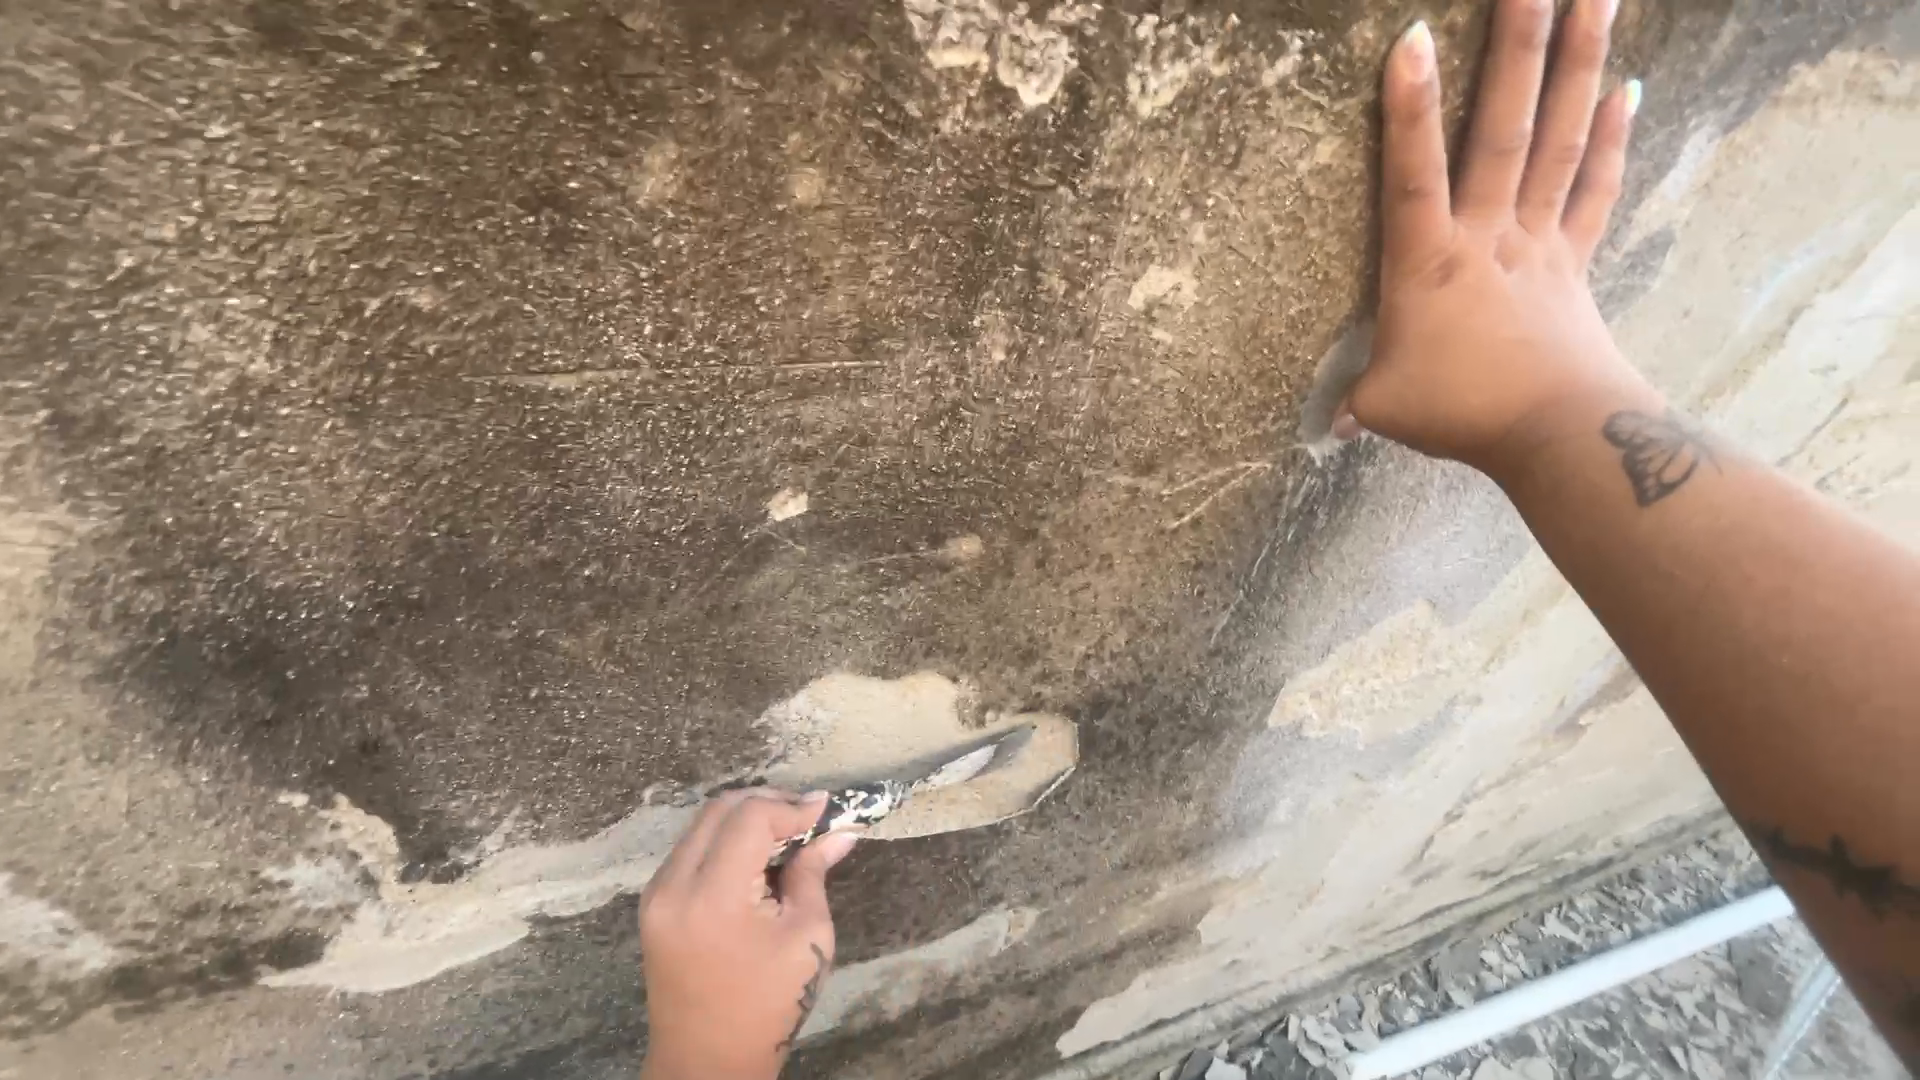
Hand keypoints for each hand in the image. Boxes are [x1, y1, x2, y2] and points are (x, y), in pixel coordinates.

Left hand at [639, 788, 858, 1079]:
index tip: (825, 808)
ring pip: (703, 822)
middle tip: (806, 814)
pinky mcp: (654, 902)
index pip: (750, 818)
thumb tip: (839, 832)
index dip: (791, 806)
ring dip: (746, 815)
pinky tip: (756, 852)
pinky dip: (726, 836)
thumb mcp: (806, 937)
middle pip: (721, 808)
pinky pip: (691, 846)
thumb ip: (813, 873)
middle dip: (768, 801)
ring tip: (787, 830)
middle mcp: (674, 885)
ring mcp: (657, 893)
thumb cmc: (767, 1006)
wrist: (706, 1065)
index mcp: (712, 897)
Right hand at [1344, 0, 1661, 475]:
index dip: (1408, 110)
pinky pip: (1592, 189)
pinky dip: (1611, 139)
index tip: (1413, 38)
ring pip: (1557, 142)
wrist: (1552, 429)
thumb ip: (1353, 402)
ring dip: (1577, 66)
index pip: (1411, 175)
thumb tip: (1331, 427)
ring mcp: (1536, 242)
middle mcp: (1486, 235)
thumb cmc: (1457, 411)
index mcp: (1427, 265)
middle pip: (1501, 132)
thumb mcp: (1381, 406)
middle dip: (1514, 51)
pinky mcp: (1571, 261)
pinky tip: (1628, 87)